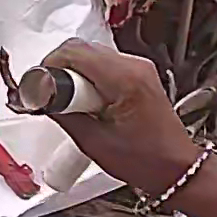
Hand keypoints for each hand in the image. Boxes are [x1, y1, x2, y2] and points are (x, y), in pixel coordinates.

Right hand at [41, 39, 200, 195]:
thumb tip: (44, 99)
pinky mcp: (138, 74)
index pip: (75, 53)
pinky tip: (88, 102)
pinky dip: (88, 77)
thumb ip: (64, 114)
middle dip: (60, 69)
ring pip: (91, 54)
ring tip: (73, 104)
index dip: (51, 67)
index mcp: (125, 80)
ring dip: (74, 74)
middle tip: (52, 97)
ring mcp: (139, 67)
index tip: (41, 87)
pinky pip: (103, 64)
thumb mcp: (93, 142)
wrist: (176, 168)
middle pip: (82, 49)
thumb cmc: (145, 160)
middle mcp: (135, 66)